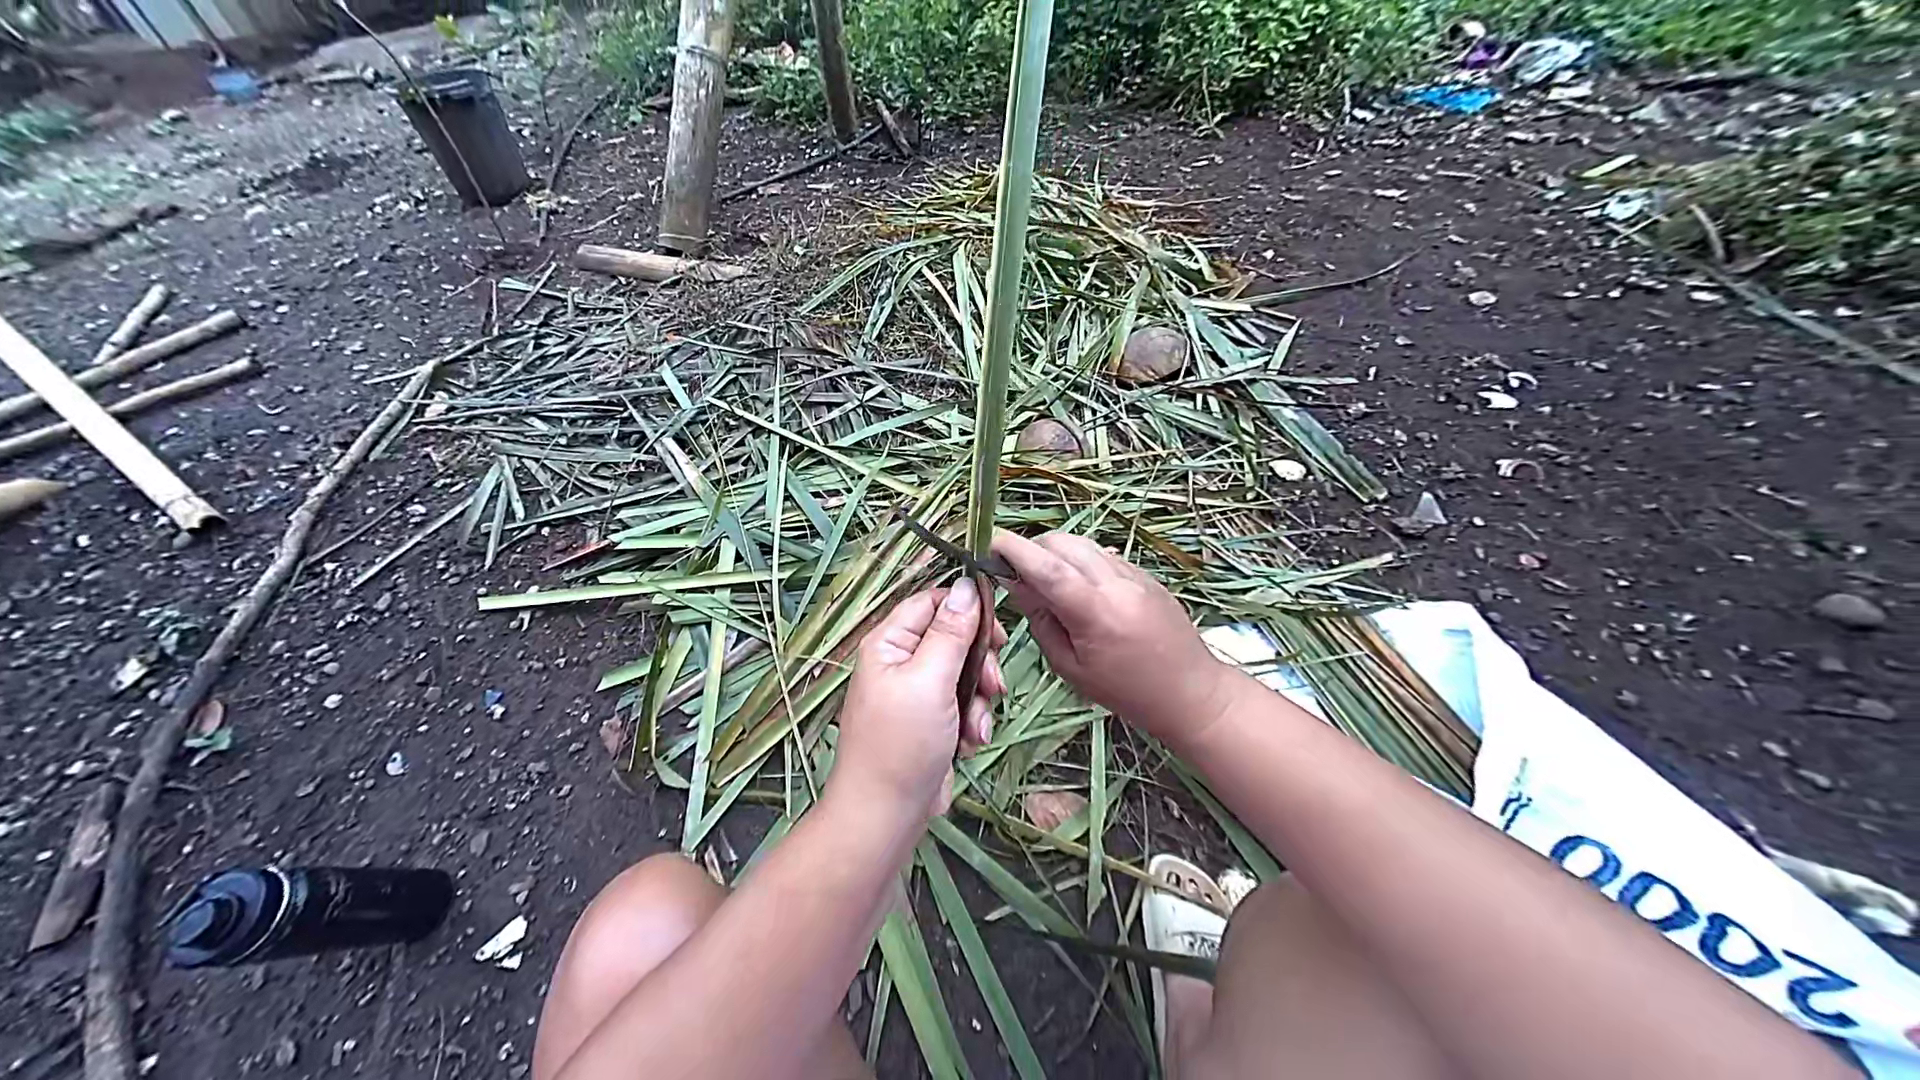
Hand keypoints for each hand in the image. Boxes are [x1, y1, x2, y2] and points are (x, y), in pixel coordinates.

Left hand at [835, 579, 1006, 819]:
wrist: (886, 815)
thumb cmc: (900, 744)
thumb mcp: (930, 681)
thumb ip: (951, 632)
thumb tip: (966, 585)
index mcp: (890, 643)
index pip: (933, 602)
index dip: (966, 610)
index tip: (996, 631)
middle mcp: (902, 661)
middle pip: (955, 637)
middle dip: (979, 662)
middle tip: (992, 684)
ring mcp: (917, 692)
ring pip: (965, 673)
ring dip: (979, 698)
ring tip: (974, 727)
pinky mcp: (932, 719)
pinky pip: (964, 704)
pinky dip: (972, 721)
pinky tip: (968, 743)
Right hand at [992, 530, 1232, 742]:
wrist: (1189, 691)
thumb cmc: (1125, 691)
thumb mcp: (1070, 666)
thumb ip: (1041, 620)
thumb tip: (1015, 584)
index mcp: (1095, 612)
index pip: (1047, 567)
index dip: (1014, 550)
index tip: (990, 545)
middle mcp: (1116, 583)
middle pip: (1063, 543)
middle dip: (1032, 549)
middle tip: (1016, 572)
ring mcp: (1134, 574)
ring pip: (1083, 543)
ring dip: (1056, 552)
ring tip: (1046, 580)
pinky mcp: (1145, 574)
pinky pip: (1103, 554)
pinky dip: (1081, 560)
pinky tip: (1078, 585)